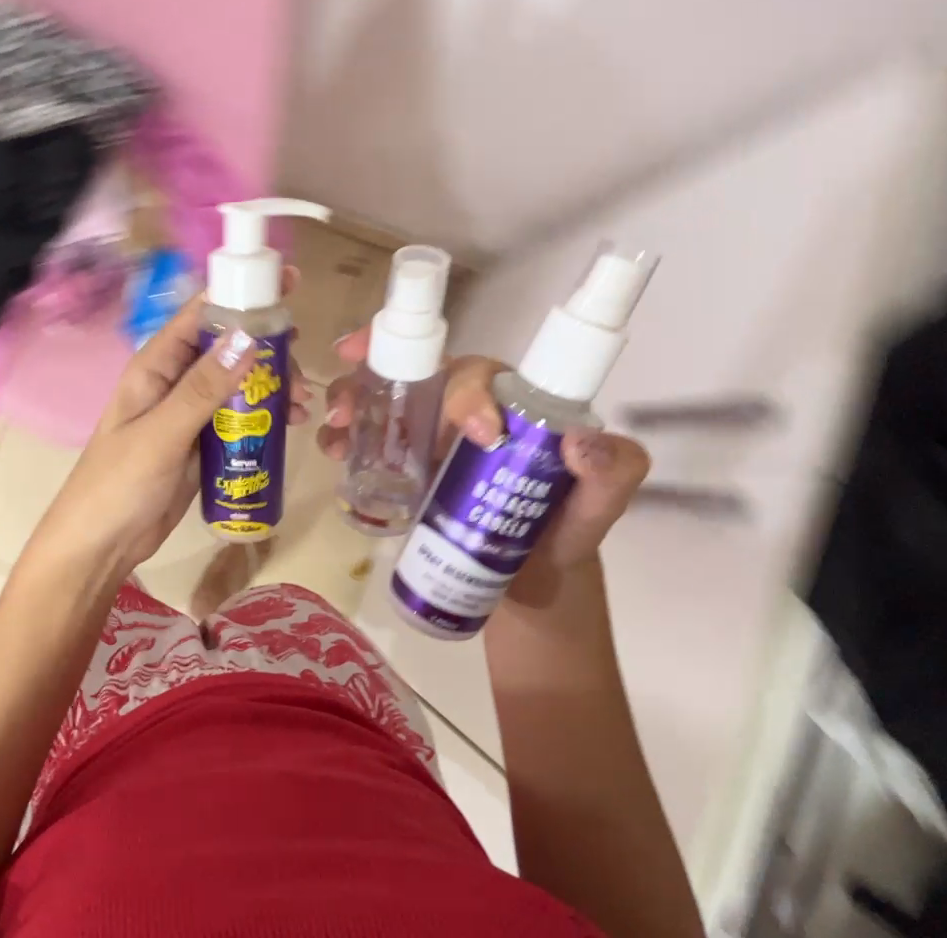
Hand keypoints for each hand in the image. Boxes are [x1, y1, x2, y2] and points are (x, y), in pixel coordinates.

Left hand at [25, 275, 311, 578]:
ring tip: (302, 405)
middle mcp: (173, 382)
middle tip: (301, 365)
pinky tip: (290, 427)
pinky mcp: (200, 445)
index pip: (200, 315)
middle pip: (226, 348)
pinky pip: (238, 420)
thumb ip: (203, 388)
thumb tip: (248, 336)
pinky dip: (264, 418)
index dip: (241, 294)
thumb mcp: (162, 434)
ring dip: (270, 387)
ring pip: (237, 385)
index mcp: (155, 367)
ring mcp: (188, 415)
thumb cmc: (119, 484)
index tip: (288, 283)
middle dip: (267, 349)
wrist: (101, 545)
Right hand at [318, 327, 648, 596]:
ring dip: (351, 396)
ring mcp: (425, 438)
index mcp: (505, 403)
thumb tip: (578, 444)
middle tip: (358, 399)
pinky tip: (334, 452)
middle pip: (416, 371)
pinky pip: (364, 439)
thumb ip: (613, 471)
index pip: (480, 376)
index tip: (480, 433)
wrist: (527, 580)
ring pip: (381, 395)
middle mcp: (459, 410)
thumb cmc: (563, 528)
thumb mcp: (602, 501)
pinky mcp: (399, 468)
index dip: (469, 391)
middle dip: (381, 367)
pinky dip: (342, 437)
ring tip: (336, 426)